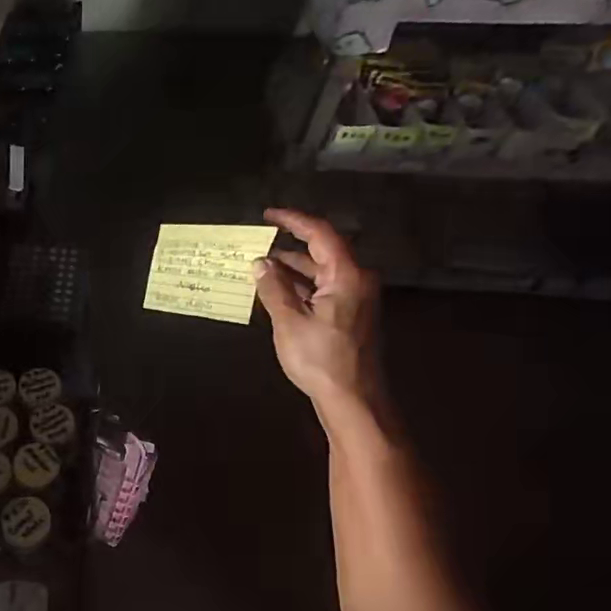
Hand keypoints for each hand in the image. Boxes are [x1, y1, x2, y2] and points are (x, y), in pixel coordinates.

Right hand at [253, 208, 382, 412]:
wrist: (351, 396)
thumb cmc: (320, 357)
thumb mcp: (290, 322)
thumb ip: (273, 289)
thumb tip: (259, 263)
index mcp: (346, 276)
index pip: (321, 235)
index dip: (294, 221)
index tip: (267, 215)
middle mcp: (355, 280)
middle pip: (321, 252)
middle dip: (288, 246)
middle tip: (256, 243)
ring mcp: (353, 298)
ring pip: (319, 272)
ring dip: (290, 268)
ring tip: (258, 267)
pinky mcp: (347, 314)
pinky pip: (320, 289)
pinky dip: (297, 286)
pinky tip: (274, 291)